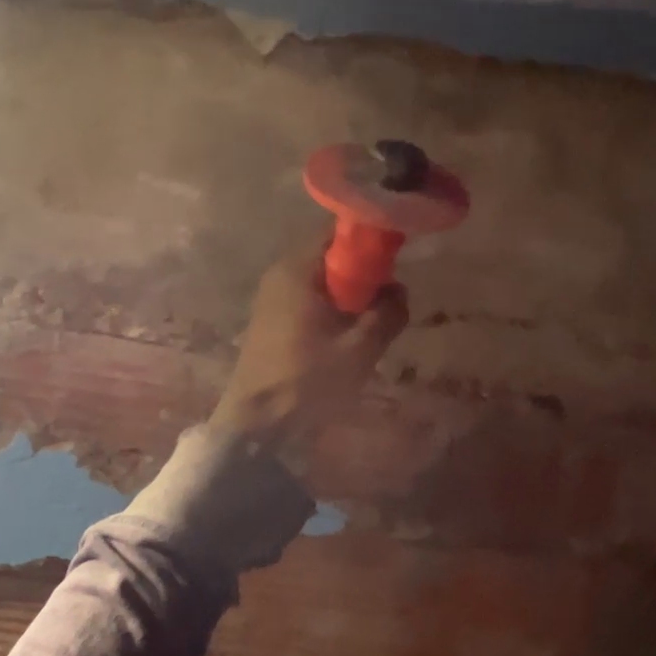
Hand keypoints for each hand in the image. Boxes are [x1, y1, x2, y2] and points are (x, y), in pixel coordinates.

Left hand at [208, 244, 409, 450]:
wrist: (257, 424)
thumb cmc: (308, 380)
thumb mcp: (360, 347)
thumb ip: (387, 312)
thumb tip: (399, 290)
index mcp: (296, 268)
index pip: (338, 231)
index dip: (370, 239)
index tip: (397, 256)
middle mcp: (279, 275)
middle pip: (330, 257)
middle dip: (362, 274)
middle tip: (387, 300)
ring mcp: (271, 299)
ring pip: (320, 283)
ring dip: (348, 298)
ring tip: (368, 326)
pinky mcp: (269, 323)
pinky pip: (308, 303)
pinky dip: (330, 313)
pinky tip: (344, 341)